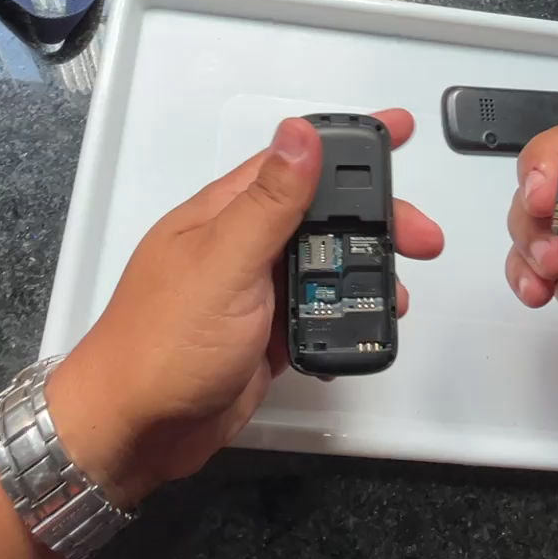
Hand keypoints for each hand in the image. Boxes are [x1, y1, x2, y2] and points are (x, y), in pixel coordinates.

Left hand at [46, 110, 443, 507]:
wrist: (133, 432)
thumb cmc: (167, 340)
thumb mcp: (224, 262)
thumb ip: (268, 202)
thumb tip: (300, 132)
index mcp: (228, 211)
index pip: (296, 159)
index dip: (348, 141)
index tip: (398, 126)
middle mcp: (244, 242)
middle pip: (322, 214)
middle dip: (376, 218)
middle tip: (424, 237)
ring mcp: (255, 289)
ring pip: (325, 262)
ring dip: (368, 269)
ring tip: (400, 290)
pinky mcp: (266, 332)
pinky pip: (318, 309)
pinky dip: (348, 311)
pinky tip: (370, 322)